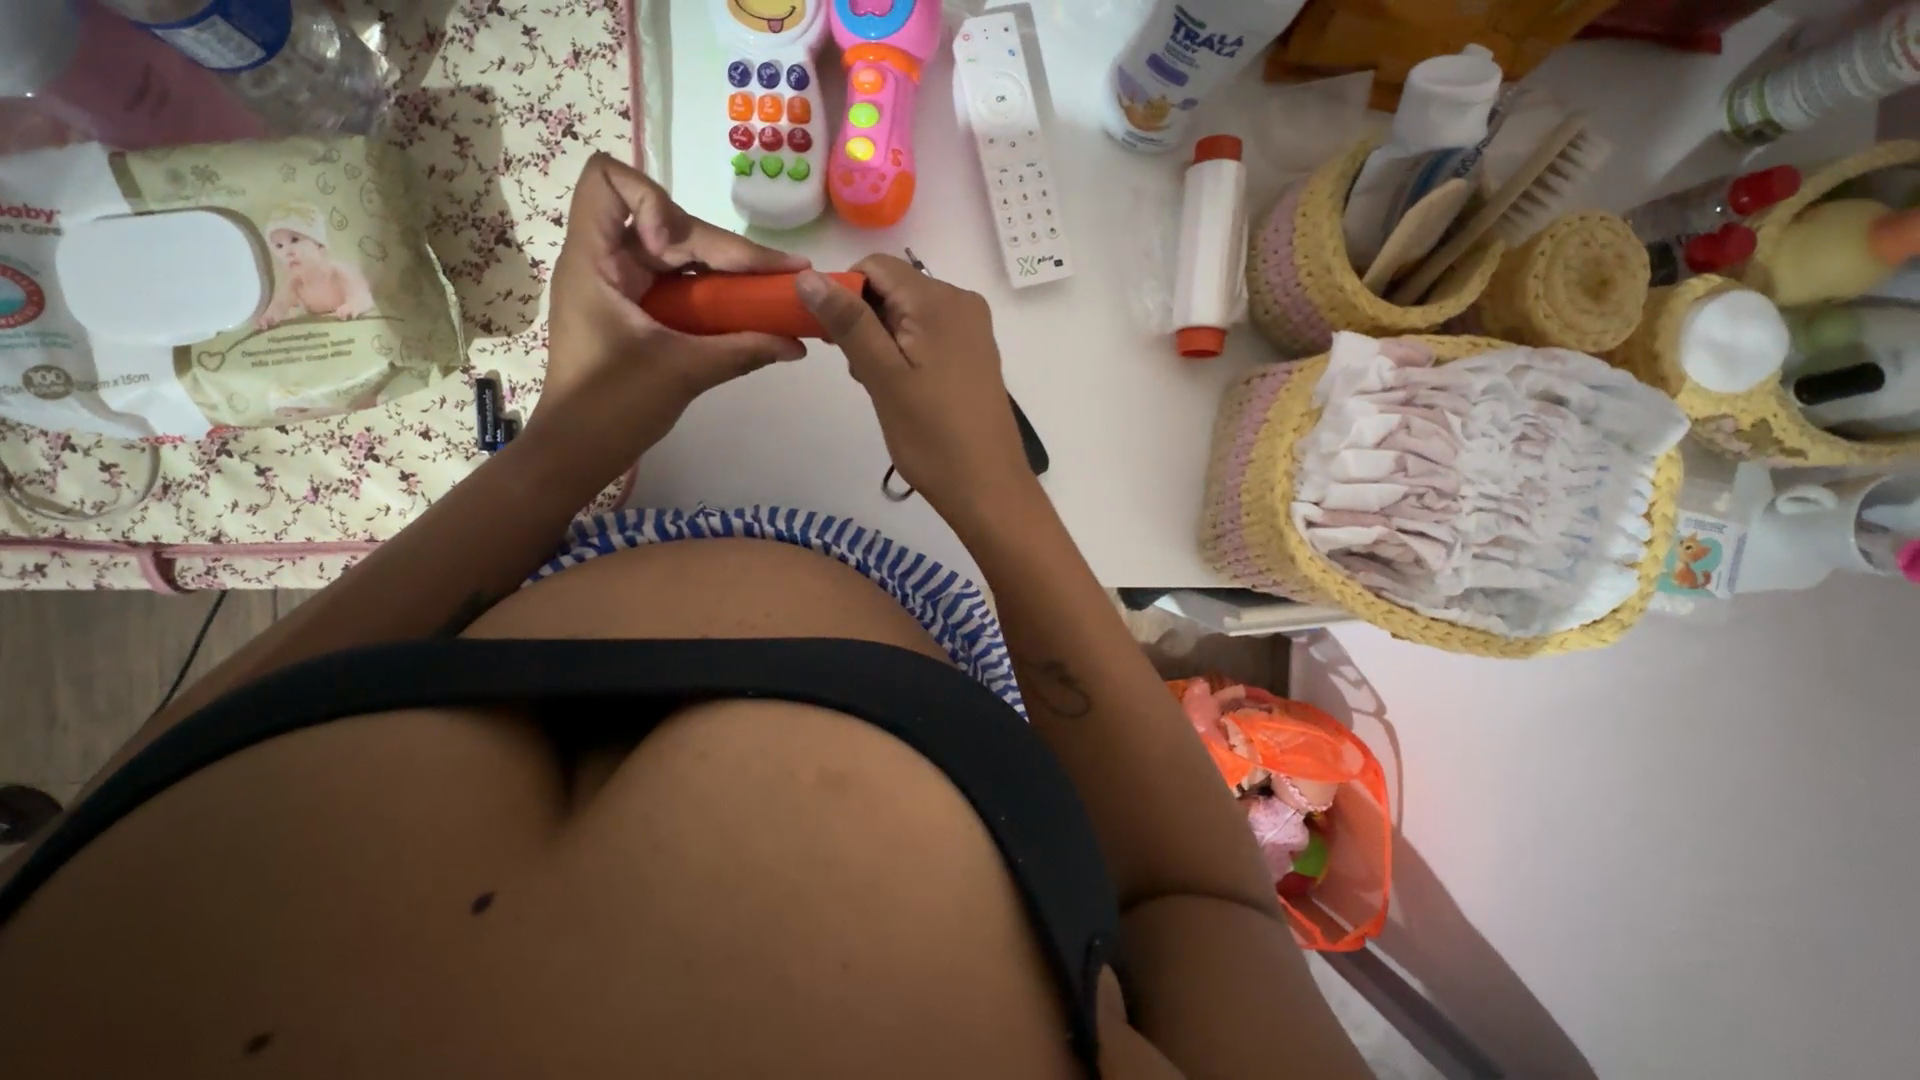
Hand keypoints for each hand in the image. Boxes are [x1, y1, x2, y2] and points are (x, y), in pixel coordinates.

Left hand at [537, 152, 808, 468]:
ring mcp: (620, 287)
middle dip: (722, 246)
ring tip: (773, 288)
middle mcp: (604, 262)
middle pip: (667, 221)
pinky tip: (748, 308)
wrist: (576, 453)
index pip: (609, 180)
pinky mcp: (634, 311)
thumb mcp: (683, 373)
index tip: (677, 251)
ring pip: (678, 252)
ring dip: (724, 267)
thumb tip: (798, 343)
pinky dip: (713, 291)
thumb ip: (743, 350)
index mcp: (594, 262)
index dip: (654, 201)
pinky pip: (678, 284)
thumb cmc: (612, 408)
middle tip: (780, 274)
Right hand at [797, 256, 1037, 529]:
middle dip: (862, 321)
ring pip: (907, 313)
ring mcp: (971, 328)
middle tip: (858, 371)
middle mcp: (960, 302)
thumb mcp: (882, 376)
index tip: (829, 336)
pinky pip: (926, 333)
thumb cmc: (932, 436)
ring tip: (879, 386)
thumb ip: (848, 322)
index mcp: (939, 300)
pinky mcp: (973, 353)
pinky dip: (903, 351)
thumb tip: (808, 276)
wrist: (988, 487)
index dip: (843, 292)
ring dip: (880, 340)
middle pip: (893, 287)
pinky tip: (900, 388)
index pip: (876, 266)